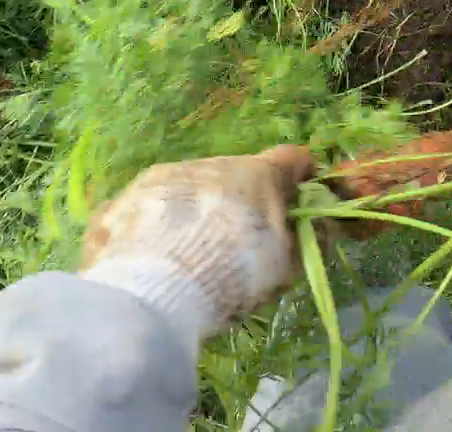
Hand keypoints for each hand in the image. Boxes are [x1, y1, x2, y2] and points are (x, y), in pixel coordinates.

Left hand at [79, 145, 313, 337]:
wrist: (152, 293)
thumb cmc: (233, 272)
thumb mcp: (285, 265)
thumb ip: (308, 240)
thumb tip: (324, 227)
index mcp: (258, 173)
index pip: (292, 158)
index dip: (300, 176)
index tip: (300, 200)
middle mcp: (215, 163)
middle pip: (238, 175)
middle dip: (242, 201)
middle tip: (237, 245)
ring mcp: (167, 176)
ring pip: (192, 189)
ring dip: (197, 211)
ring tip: (185, 259)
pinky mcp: (126, 198)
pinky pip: (150, 209)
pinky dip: (154, 227)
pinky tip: (149, 261)